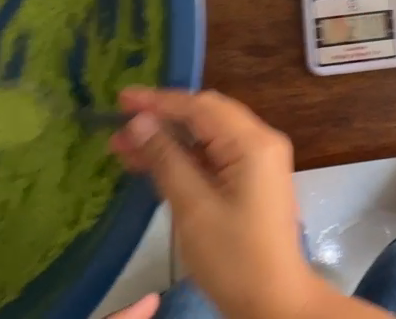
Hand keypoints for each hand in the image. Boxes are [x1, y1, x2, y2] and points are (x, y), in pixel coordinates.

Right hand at [110, 88, 331, 318]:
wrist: (276, 303)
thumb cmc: (234, 258)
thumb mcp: (193, 209)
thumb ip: (167, 160)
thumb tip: (140, 121)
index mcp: (252, 142)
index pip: (201, 106)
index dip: (160, 101)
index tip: (122, 98)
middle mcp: (260, 141)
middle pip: (206, 116)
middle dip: (162, 119)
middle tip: (119, 129)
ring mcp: (259, 160)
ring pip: (208, 136)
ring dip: (170, 140)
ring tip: (124, 150)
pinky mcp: (252, 180)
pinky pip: (215, 155)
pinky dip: (185, 158)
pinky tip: (153, 166)